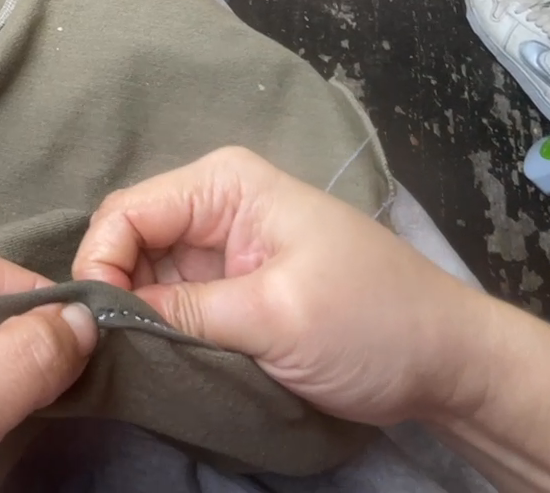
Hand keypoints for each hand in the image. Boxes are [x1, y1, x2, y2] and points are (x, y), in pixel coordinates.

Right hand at [72, 146, 494, 426]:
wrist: (453, 364)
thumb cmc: (373, 322)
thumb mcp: (276, 317)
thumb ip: (184, 312)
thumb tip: (105, 314)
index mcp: (222, 184)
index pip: (129, 210)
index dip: (102, 260)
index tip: (95, 320)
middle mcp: (212, 203)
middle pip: (130, 235)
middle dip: (113, 284)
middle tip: (104, 342)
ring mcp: (219, 241)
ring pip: (144, 267)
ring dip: (132, 307)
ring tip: (124, 351)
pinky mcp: (227, 279)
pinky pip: (171, 293)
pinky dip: (156, 321)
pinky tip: (151, 349)